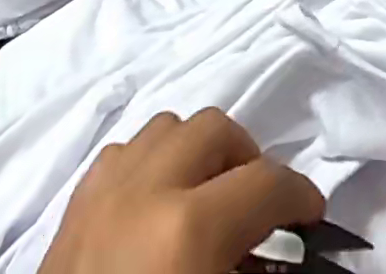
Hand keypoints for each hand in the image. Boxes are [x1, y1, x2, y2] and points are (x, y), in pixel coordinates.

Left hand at [39, 108, 325, 273]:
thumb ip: (256, 273)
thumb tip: (277, 254)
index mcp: (188, 229)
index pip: (264, 182)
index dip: (298, 193)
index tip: (310, 212)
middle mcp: (146, 189)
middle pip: (213, 128)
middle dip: (247, 157)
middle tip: (258, 200)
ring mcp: (105, 187)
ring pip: (166, 126)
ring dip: (197, 151)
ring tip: (208, 194)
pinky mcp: (76, 199)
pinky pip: (126, 149)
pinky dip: (152, 161)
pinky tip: (159, 202)